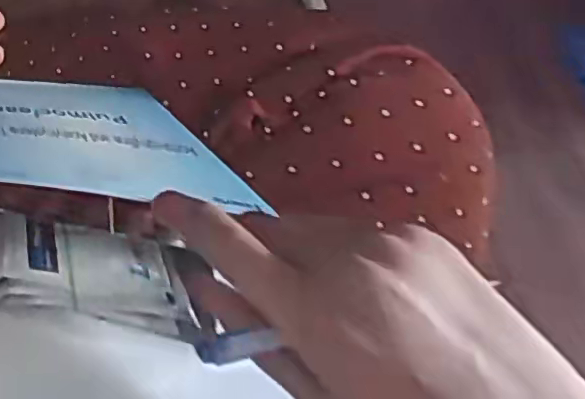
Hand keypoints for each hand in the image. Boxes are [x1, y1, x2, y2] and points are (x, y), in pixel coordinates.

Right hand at [152, 194, 584, 398]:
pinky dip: (349, 254)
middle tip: (269, 291)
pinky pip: (355, 229)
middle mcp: (346, 259)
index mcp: (317, 311)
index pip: (223, 240)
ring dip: (302, 253)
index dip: (183, 216)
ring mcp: (388, 240)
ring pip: (305, 226)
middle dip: (252, 250)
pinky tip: (384, 299)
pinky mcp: (423, 234)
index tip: (161, 205)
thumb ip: (258, 337)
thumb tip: (208, 286)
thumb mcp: (328, 397)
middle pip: (261, 226)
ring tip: (344, 306)